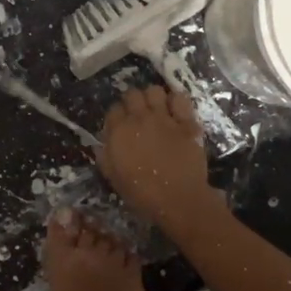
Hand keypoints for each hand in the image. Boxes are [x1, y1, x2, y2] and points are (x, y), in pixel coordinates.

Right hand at [97, 86, 219, 226]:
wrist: (178, 199)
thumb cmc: (142, 193)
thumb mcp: (113, 177)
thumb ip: (105, 155)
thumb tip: (103, 142)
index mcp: (119, 131)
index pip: (113, 109)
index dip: (117, 116)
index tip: (121, 126)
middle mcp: (140, 118)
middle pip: (132, 94)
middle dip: (133, 101)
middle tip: (138, 115)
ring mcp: (165, 118)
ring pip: (155, 90)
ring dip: (153, 97)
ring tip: (156, 109)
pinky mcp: (187, 122)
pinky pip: (180, 99)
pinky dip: (176, 101)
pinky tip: (175, 111)